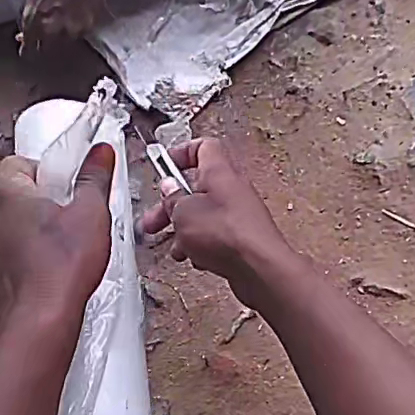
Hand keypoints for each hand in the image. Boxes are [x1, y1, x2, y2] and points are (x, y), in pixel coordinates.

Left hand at [0, 145, 114, 325]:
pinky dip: (17, 260)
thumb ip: (94, 177)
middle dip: (36, 204)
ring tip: (55, 250)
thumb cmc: (63, 266)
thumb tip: (101, 152)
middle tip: (66, 221)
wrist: (42, 317)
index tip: (67, 189)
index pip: (21, 163)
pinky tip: (40, 271)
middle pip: (12, 195)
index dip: (47, 175)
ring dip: (24, 233)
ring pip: (5, 227)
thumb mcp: (92, 213)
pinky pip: (1, 257)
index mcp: (6, 190)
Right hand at [140, 138, 295, 302]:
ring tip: (176, 248)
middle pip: (196, 189)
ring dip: (185, 231)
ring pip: (204, 217)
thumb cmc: (227, 234)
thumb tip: (169, 189)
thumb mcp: (184, 213)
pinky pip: (216, 236)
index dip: (181, 153)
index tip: (165, 165)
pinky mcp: (243, 238)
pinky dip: (202, 246)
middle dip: (172, 207)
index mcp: (219, 171)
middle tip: (155, 221)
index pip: (203, 147)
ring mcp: (239, 214)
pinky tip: (196, 258)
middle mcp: (232, 189)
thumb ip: (173, 198)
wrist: (259, 267)